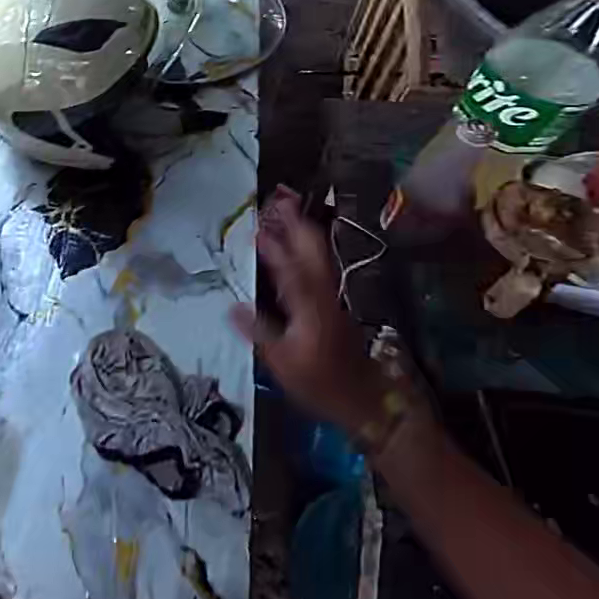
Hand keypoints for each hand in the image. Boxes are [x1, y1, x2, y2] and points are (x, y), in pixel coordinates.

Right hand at [232, 186, 421, 435]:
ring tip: (285, 211)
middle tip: (278, 198)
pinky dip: (306, 247)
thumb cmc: (322, 384)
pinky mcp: (334, 303)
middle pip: (312, 247)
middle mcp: (324, 292)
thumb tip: (232, 307)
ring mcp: (332, 296)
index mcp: (310, 304)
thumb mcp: (283, 363)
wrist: (366, 400)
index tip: (256, 227)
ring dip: (303, 230)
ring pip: (318, 253)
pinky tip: (295, 245)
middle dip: (296, 221)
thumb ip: (259, 332)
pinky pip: (318, 264)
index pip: (289, 266)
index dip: (273, 246)